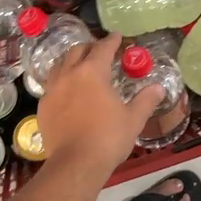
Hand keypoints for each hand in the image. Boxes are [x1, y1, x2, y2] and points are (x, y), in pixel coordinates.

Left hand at [36, 33, 163, 175]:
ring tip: (79, 66)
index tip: (116, 36)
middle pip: (77, 51)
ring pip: (59, 65)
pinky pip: (51, 86)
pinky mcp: (43, 107)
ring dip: (71, 61)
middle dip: (89, 47)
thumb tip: (158, 88)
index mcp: (92, 72)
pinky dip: (60, 81)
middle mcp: (69, 74)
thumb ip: (146, 100)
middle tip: (99, 50)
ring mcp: (52, 90)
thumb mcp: (133, 119)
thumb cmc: (108, 138)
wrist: (76, 163)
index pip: (102, 48)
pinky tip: (66, 91)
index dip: (111, 41)